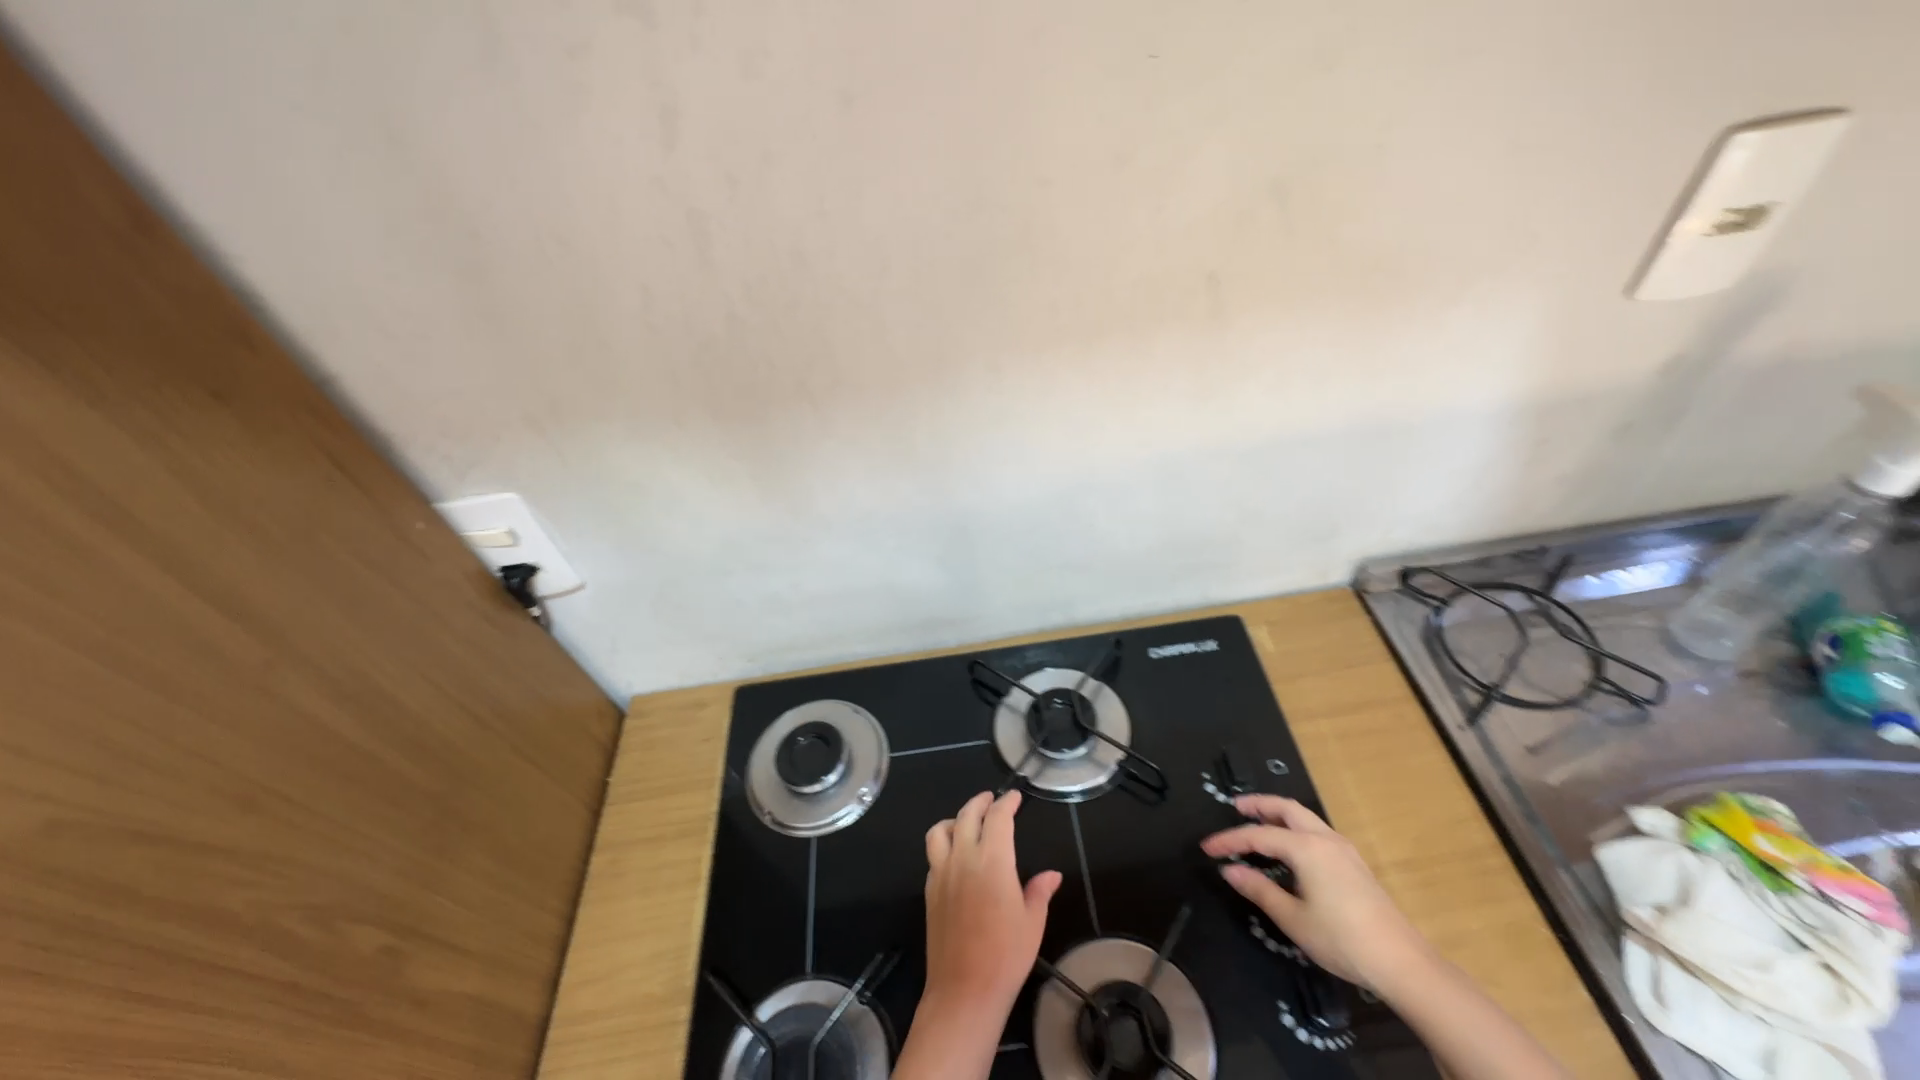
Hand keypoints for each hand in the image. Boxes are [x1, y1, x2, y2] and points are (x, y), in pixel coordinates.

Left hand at [922, 790, 1061, 1015]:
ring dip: (955, 819)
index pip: (998, 818)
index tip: (1014, 797)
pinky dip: (944, 845)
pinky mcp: (929, 891)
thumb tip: (1052, 875)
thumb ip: (1039, 891)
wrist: (964, 989)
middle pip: (966, 816)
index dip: (1006, 803)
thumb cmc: (1006, 955)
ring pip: (939, 831)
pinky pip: (933, 855)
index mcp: (993, 861)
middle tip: (991, 800)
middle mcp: (963, 859)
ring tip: (966, 822)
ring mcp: (941, 874)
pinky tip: (955, 856)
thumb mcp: (1032, 922)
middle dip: (980, 803)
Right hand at [1200, 795, 1429, 989]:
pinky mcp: (1354, 863)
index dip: (1230, 839)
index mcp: (1307, 848)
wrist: (1400, 961)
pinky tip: (1288, 848)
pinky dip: (1296, 829)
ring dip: (1280, 814)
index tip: (1206, 848)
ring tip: (1258, 822)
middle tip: (1235, 807)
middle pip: (1288, 809)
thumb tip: (1230, 869)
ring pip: (1306, 818)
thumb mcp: (1292, 918)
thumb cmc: (1340, 939)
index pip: (1258, 835)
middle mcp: (1326, 839)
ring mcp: (1344, 850)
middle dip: (1260, 804)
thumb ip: (1259, 890)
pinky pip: (1317, 832)